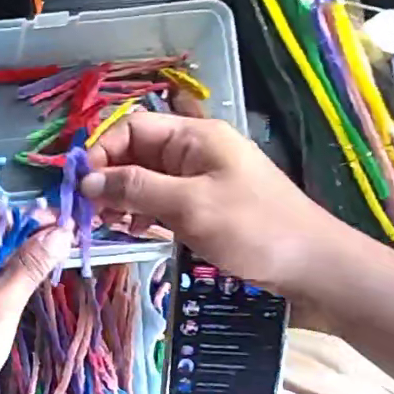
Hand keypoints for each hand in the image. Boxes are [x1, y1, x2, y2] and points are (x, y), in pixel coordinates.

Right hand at [79, 113, 363, 292]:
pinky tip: (135, 232)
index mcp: (194, 137)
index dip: (103, 151)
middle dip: (109, 179)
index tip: (82, 185)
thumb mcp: (189, 205)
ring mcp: (197, 181)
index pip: (132, 128)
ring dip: (122, 200)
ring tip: (111, 225)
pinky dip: (142, 215)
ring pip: (143, 181)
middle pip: (134, 155)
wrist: (311, 266)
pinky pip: (159, 203)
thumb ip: (136, 189)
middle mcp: (192, 152)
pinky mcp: (200, 207)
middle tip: (91, 213)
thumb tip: (87, 180)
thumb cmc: (253, 228)